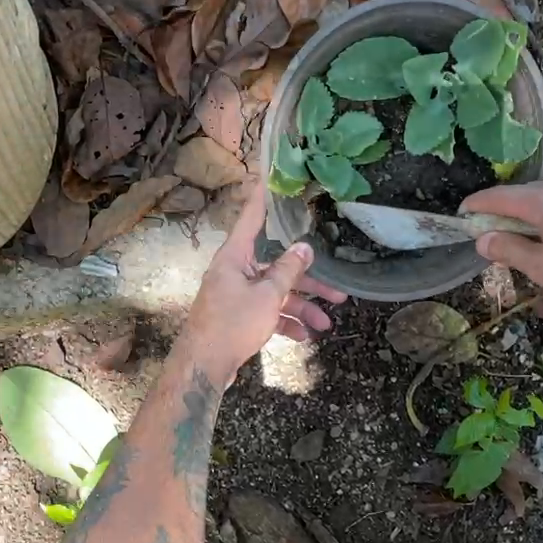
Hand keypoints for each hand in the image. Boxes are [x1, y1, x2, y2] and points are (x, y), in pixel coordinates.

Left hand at [176, 183, 347, 379]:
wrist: (204, 367)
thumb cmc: (232, 324)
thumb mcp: (267, 296)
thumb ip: (288, 271)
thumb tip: (305, 247)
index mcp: (235, 256)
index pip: (252, 218)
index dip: (265, 197)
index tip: (272, 176)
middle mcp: (235, 271)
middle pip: (276, 266)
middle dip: (308, 280)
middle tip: (338, 290)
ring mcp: (236, 295)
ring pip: (275, 293)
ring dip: (301, 308)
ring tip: (326, 324)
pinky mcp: (239, 318)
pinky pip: (267, 313)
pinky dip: (285, 323)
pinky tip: (304, 337)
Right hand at [462, 182, 542, 325]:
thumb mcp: (542, 269)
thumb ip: (510, 251)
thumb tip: (483, 239)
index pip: (503, 196)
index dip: (479, 204)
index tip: (463, 212)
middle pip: (533, 195)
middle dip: (510, 209)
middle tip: (495, 228)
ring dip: (541, 216)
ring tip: (534, 239)